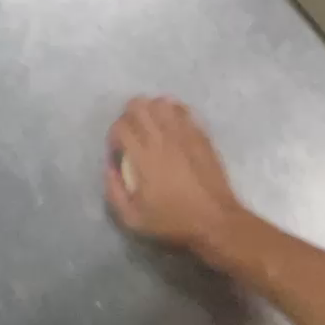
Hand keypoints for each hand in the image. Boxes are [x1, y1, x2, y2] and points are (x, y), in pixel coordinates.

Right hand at [105, 96, 251, 256]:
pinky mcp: (200, 133)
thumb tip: (109, 167)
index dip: (113, 136)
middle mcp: (161, 137)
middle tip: (131, 135)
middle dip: (128, 116)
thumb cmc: (173, 222)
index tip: (117, 151)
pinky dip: (171, 111)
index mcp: (143, 156)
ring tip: (150, 127)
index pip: (120, 126)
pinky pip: (182, 109)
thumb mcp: (133, 219)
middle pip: (138, 105)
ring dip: (150, 110)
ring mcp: (183, 132)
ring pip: (160, 102)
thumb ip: (114, 191)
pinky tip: (171, 125)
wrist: (215, 221)